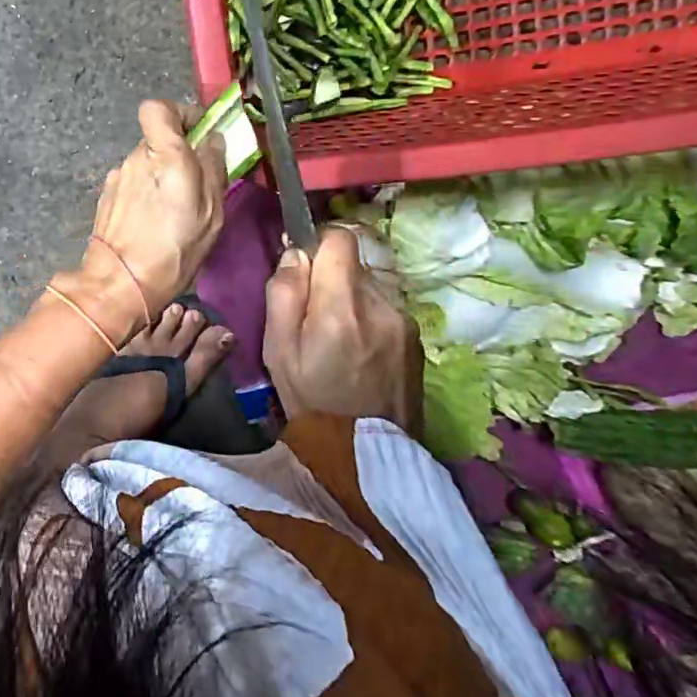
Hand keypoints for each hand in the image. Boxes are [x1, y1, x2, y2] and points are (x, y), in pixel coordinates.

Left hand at [83, 100, 227, 311]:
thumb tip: (212, 141)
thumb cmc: (175, 248)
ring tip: (176, 212)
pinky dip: (146, 195)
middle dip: (178, 155)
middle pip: (158, 140)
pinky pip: (133, 184)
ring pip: (146, 164)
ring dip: (162, 178)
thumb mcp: (211, 212)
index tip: (199, 132)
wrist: (120, 286)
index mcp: (165, 154)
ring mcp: (117, 177)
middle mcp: (136, 157)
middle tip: (197, 183)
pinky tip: (154, 223)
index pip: (159, 108)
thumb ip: (214, 168)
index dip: (180, 114)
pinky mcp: (106, 198)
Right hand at [263, 226, 421, 431]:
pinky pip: (387, 310)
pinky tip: (362, 354)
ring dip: (353, 302)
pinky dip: (371, 320)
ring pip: (371, 287)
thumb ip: (284, 293)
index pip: (340, 238)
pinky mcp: (417, 337)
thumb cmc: (312, 404)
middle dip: (332, 280)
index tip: (306, 270)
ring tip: (341, 344)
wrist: (367, 458)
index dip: (319, 244)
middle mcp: (381, 305)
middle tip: (316, 321)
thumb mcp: (278, 352)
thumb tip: (296, 252)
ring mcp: (405, 321)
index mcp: (342, 307)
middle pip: (354, 264)